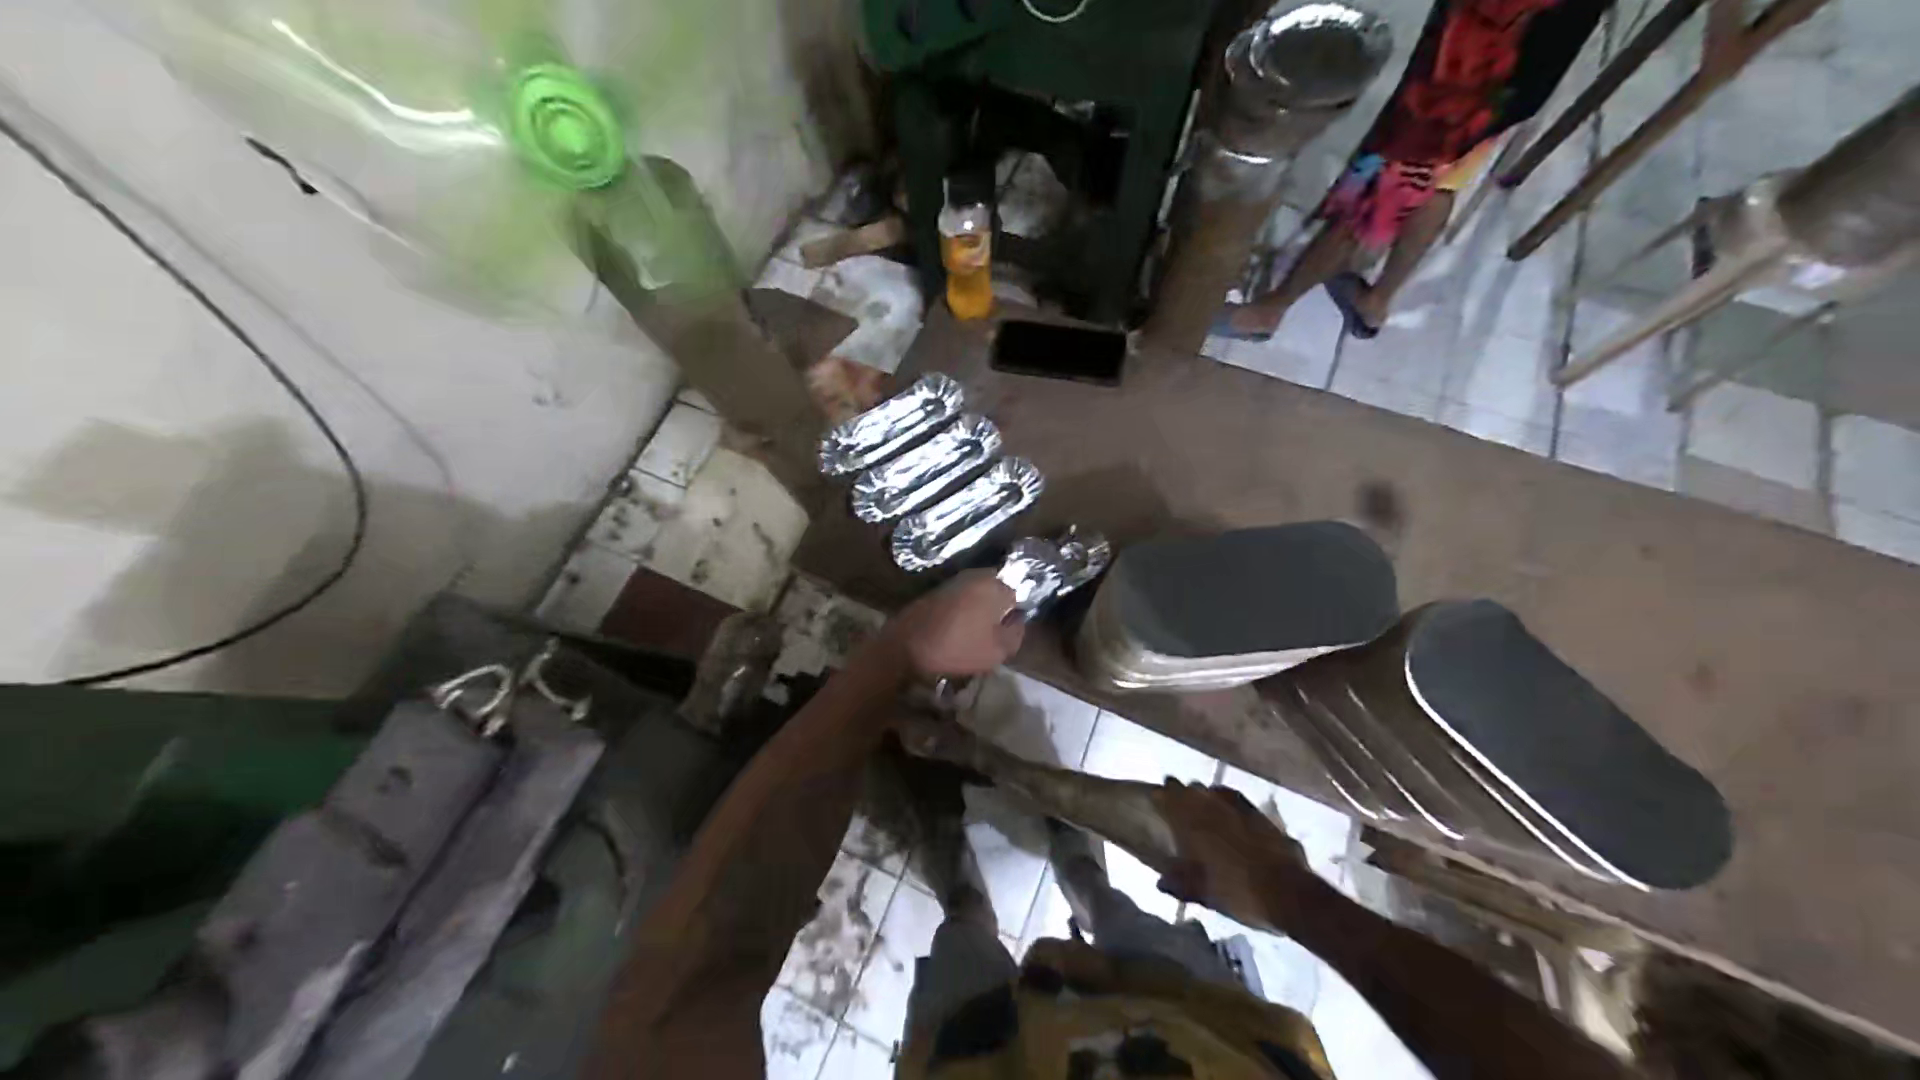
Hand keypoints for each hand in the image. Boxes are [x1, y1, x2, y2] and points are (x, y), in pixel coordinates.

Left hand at [886, 570, 1025, 677]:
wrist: (905, 646)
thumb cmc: (957, 648)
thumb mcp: (997, 651)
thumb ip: (1016, 632)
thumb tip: (1018, 619)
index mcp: (994, 585)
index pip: (1020, 592)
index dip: (1018, 612)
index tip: (1011, 630)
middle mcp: (976, 576)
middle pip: (999, 590)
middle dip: (1000, 608)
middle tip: (996, 632)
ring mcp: (954, 581)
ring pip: (979, 593)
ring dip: (981, 609)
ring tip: (977, 633)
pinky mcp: (937, 591)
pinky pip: (962, 598)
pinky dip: (964, 610)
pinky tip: (959, 629)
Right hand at [1153, 781, 1313, 931]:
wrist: (1289, 893)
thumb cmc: (1241, 894)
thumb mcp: (1205, 895)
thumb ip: (1181, 885)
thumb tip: (1159, 881)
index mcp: (1195, 828)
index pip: (1172, 802)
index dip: (1162, 795)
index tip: (1155, 792)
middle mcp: (1214, 812)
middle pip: (1192, 791)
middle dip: (1180, 789)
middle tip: (1172, 789)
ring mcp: (1238, 811)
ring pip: (1212, 791)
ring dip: (1201, 790)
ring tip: (1195, 792)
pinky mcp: (1258, 815)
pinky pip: (1234, 797)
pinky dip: (1223, 794)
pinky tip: (1223, 797)